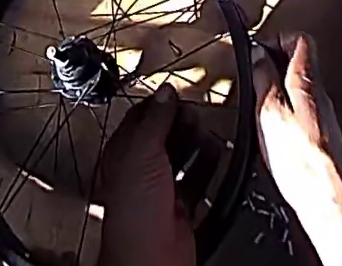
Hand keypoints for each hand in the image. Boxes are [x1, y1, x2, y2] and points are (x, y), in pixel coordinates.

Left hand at [96, 84, 194, 265]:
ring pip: (181, 158)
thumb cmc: (134, 208)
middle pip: (162, 136)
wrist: (151, 257)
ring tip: (208, 128)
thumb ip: (156, 120)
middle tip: (196, 109)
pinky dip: (208, 168)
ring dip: (195, 143)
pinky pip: (197, 182)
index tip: (175, 93)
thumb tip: (165, 92)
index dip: (158, 103)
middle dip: (179, 122)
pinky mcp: (181, 209)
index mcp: (124, 152)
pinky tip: (217, 156)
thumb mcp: (144, 151)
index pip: (141, 118)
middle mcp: (141, 170)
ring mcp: (161, 190)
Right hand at [253, 34, 341, 265]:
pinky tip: (270, 125)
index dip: (276, 36)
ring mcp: (324, 116)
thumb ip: (263, 78)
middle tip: (253, 69)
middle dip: (272, 61)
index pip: (300, 39)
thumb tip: (257, 53)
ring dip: (276, 85)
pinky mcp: (322, 138)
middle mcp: (320, 94)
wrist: (332, 208)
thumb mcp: (269, 112)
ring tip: (257, 96)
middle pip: (299, 61)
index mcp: (307, 81)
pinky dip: (283, 108)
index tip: (257, 46)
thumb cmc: (303, 163)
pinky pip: (301, 108)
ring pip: (298, 85)